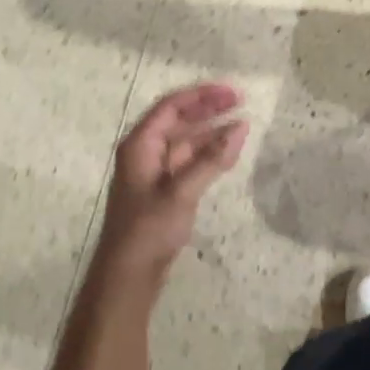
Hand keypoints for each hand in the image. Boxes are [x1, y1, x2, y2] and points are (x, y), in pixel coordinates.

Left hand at [94, 83, 248, 276]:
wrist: (128, 276)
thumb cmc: (148, 230)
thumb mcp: (181, 192)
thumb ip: (211, 158)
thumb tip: (241, 126)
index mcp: (140, 144)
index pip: (171, 106)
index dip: (202, 95)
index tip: (233, 93)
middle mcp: (145, 151)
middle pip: (178, 119)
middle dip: (208, 108)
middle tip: (241, 101)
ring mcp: (155, 171)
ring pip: (185, 139)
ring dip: (211, 129)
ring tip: (241, 123)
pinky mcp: (165, 189)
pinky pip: (189, 160)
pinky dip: (208, 152)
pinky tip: (229, 151)